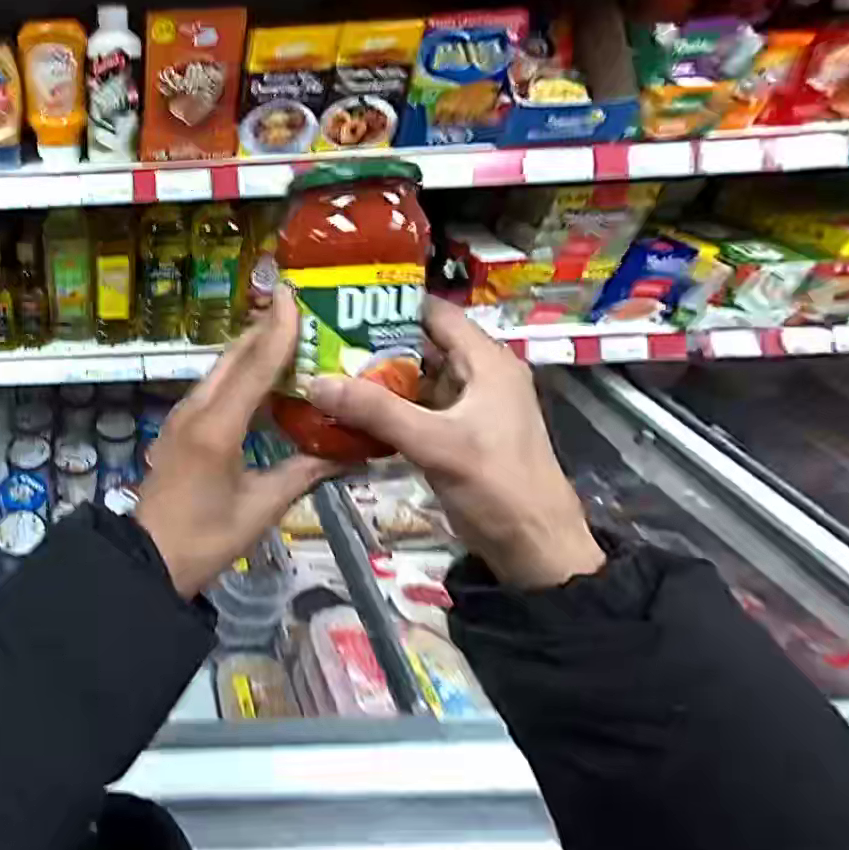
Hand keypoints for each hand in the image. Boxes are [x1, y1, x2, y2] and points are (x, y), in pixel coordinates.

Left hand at [137, 283, 342, 597]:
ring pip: (219, 371)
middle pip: (232, 359)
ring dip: (249, 351)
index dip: (277, 331)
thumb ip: (303, 473)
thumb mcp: (261, 507)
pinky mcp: (179, 428)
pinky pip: (212, 389)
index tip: (293, 296)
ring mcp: (182, 417)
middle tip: (297, 310)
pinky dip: (238, 375)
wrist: (148, 557)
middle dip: (262, 331)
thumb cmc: (206, 537)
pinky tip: (260, 380)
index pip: (254, 367)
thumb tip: (347, 453)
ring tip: (286, 337)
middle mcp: (196, 411)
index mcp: (218, 427)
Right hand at [306, 296, 603, 589]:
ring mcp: (462, 405)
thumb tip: (315, 382)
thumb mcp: (434, 443)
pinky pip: (409, 405)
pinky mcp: (450, 431)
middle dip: (370, 340)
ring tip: (323, 366)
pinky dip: (379, 404)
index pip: (435, 313)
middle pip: (417, 343)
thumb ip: (375, 410)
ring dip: (371, 374)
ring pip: (409, 375)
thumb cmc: (498, 485)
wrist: (533, 549)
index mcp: (486, 362)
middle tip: (320, 337)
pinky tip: (343, 407)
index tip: (341, 300)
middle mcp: (475, 375)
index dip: (391, 302)